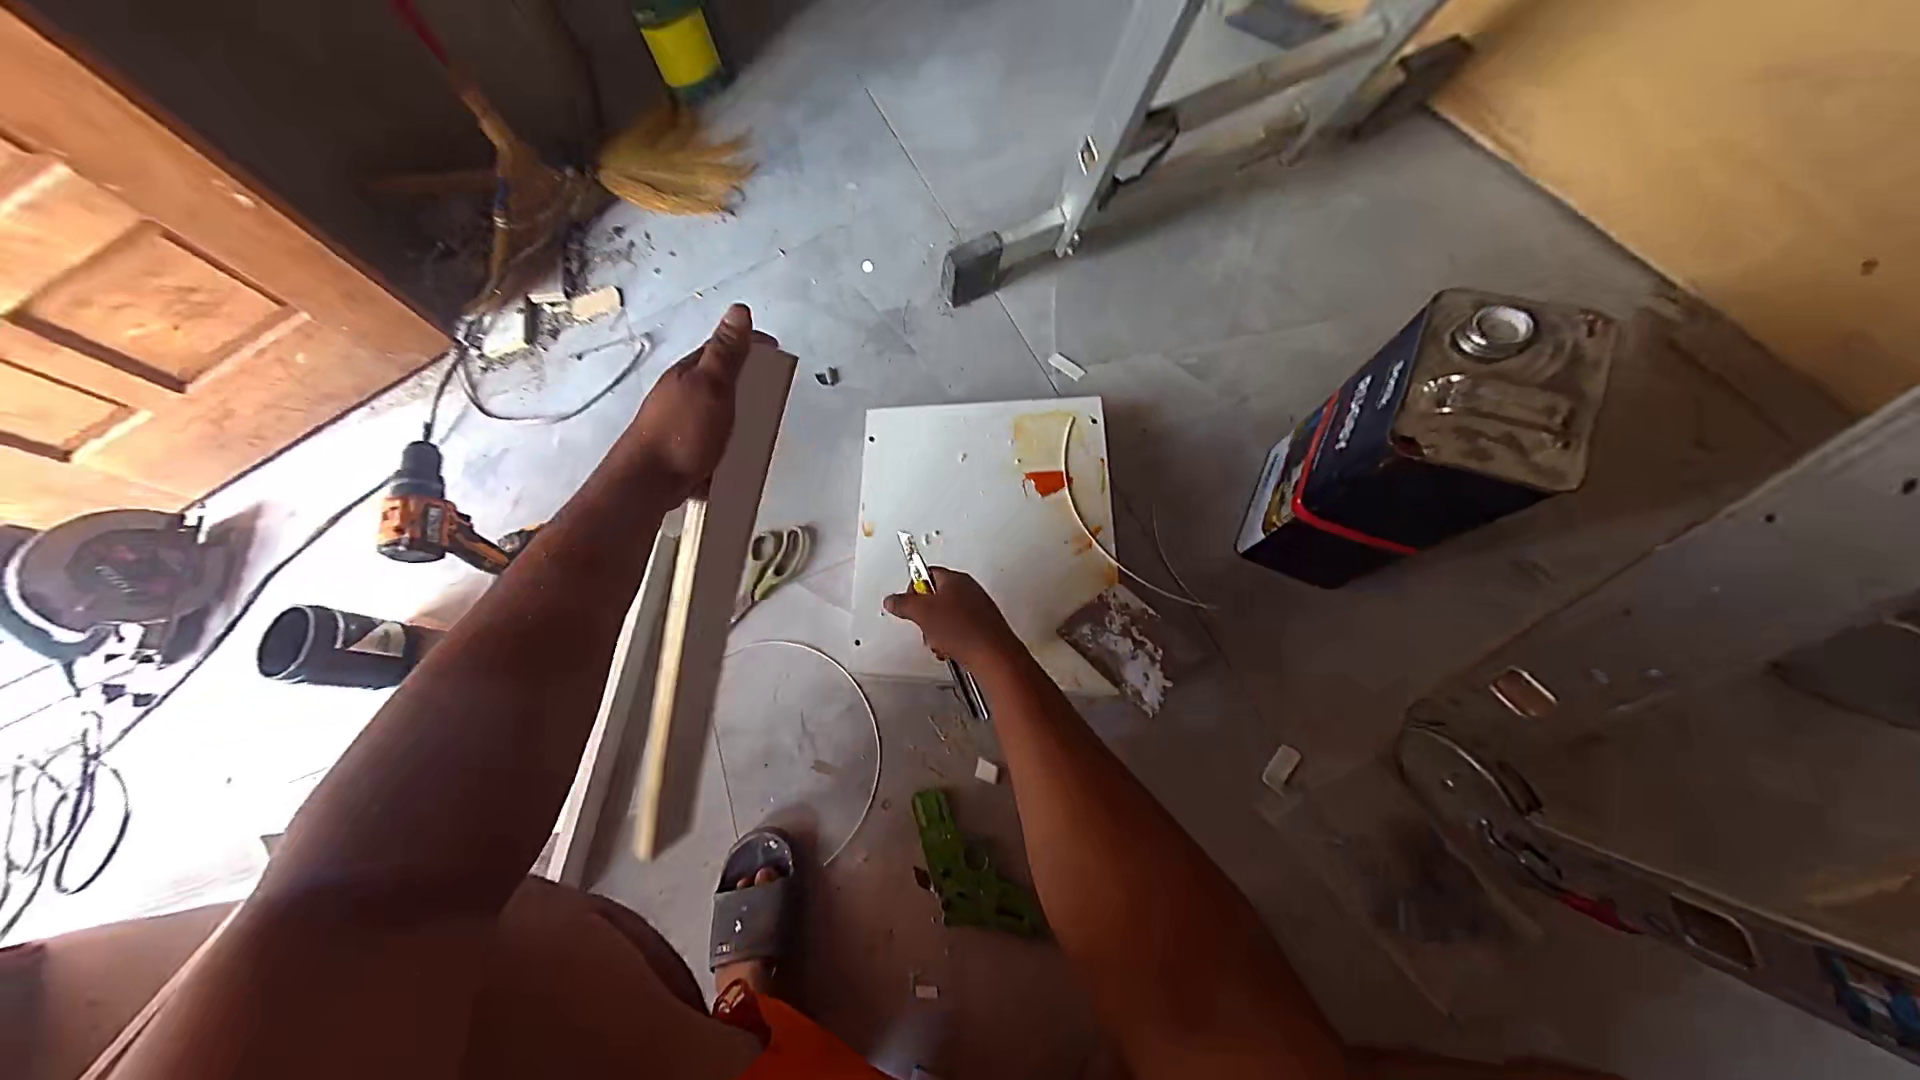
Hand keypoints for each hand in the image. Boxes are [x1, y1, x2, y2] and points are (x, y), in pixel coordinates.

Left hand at [621, 304, 777, 498]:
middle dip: (746, 375)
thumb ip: (726, 352)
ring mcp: (683, 419)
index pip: (723, 346)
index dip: (750, 343)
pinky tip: (740, 446)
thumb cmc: (681, 433)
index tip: (775, 350)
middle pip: (721, 376)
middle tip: (772, 384)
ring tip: (762, 420)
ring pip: (718, 405)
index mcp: (690, 371)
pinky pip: (715, 432)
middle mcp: (684, 390)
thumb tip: (738, 311)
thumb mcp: (711, 387)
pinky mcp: (687, 445)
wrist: (651, 482)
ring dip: (739, 406)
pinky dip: (731, 433)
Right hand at [884, 567, 1022, 667]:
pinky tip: (950, 649)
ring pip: (946, 617)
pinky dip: (950, 641)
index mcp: (955, 579)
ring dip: (936, 631)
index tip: (907, 602)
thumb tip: (892, 600)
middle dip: (925, 615)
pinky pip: (958, 631)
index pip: (926, 573)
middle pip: (935, 597)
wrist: (992, 655)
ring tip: (939, 640)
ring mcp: (977, 609)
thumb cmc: (965, 630)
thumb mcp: (922, 613)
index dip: (913, 588)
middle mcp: (968, 590)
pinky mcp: (981, 628)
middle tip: (925, 624)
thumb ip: (903, 603)